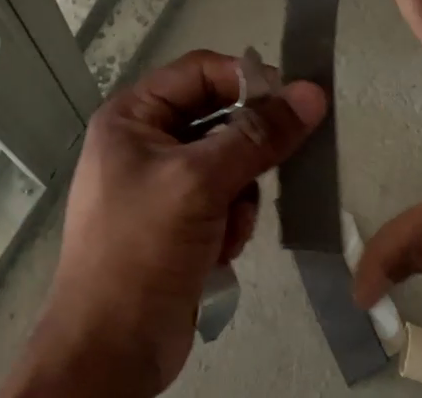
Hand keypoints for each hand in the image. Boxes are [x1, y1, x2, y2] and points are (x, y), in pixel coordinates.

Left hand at [1, 50, 327, 397]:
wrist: (110, 349)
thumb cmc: (141, 249)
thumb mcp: (200, 183)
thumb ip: (257, 136)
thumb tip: (311, 93)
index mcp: (132, 116)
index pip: (199, 72)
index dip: (245, 80)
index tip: (291, 102)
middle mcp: (145, 141)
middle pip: (218, 118)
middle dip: (244, 151)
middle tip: (270, 168)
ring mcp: (162, 184)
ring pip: (229, 162)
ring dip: (240, 194)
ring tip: (228, 224)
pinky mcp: (179, 222)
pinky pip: (225, 200)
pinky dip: (232, 221)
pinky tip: (221, 248)